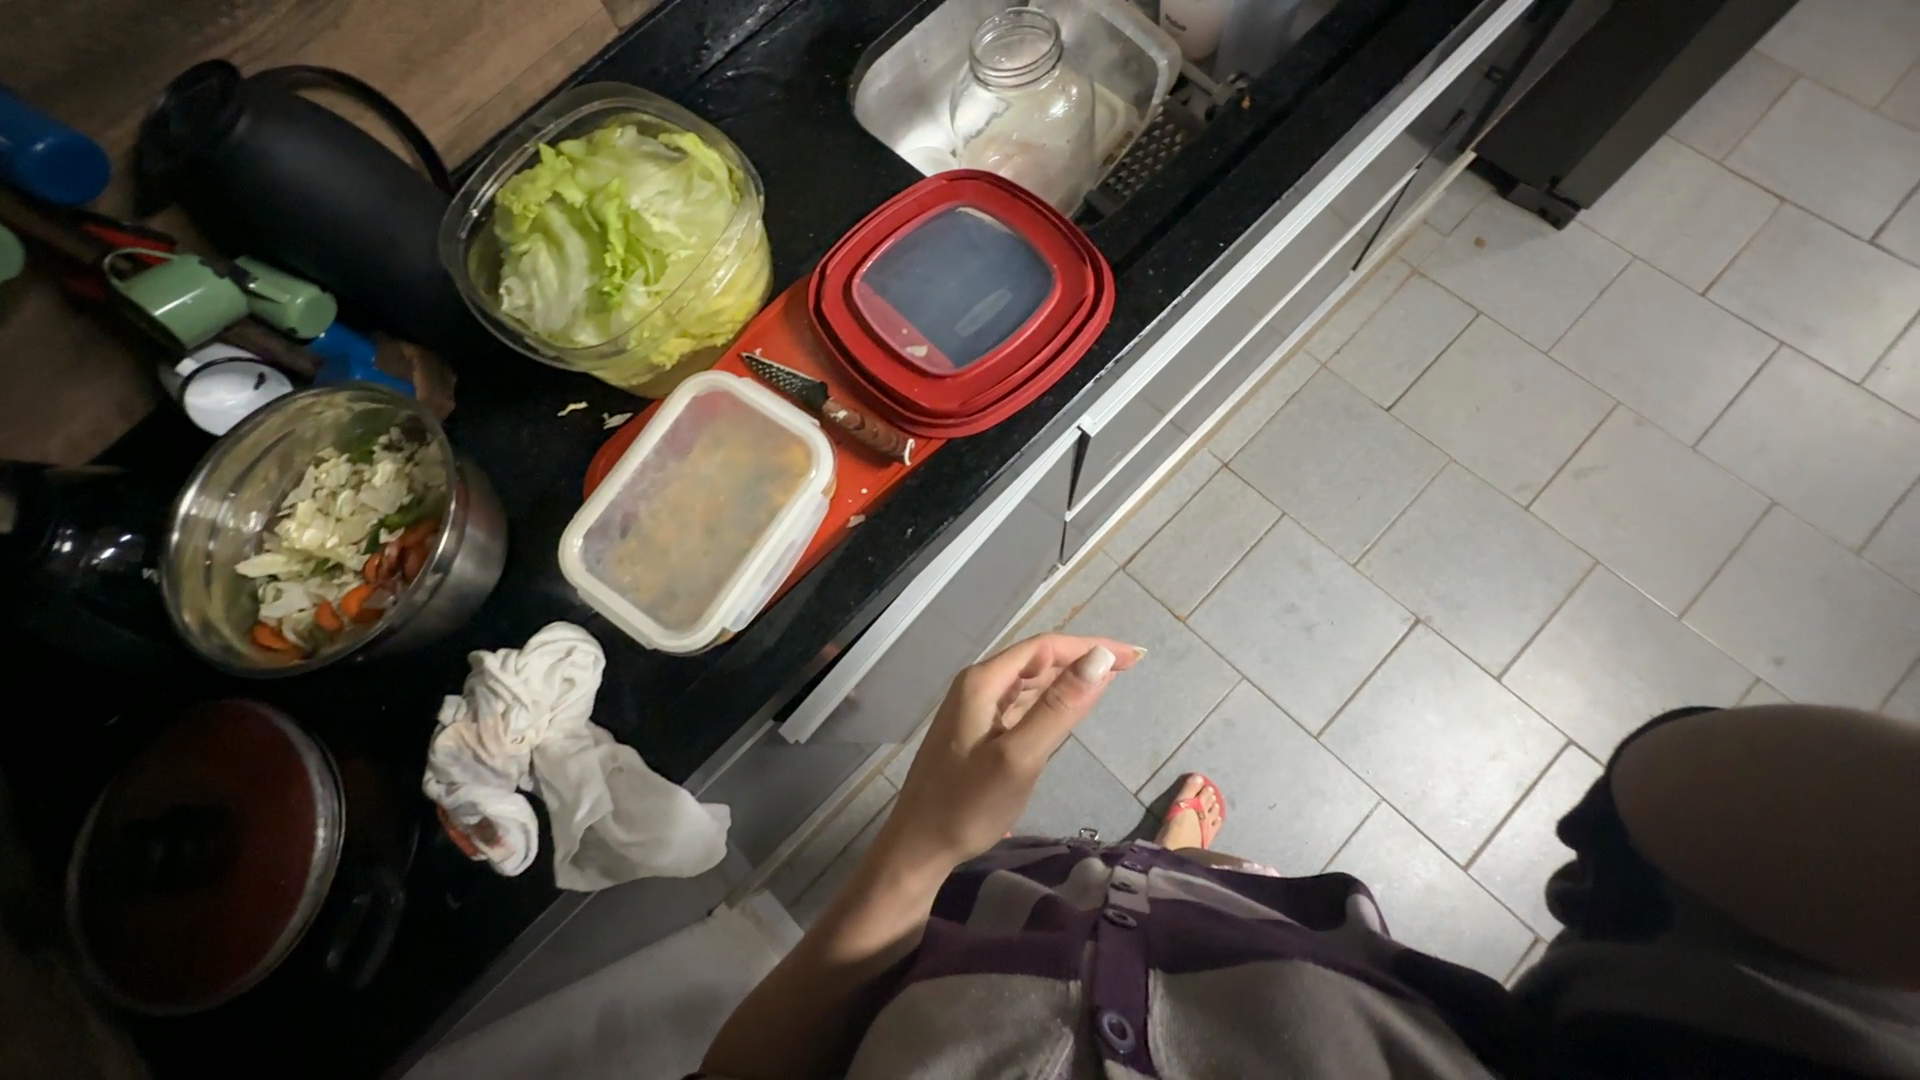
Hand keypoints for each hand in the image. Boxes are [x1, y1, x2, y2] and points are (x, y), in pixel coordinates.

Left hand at [875, 634, 1142, 879]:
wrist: (918, 846)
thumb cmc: (968, 804)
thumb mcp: (1020, 756)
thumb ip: (1059, 707)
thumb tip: (1101, 657)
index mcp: (983, 682)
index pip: (1045, 647)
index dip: (1090, 646)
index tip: (1133, 656)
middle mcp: (976, 685)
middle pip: (1037, 659)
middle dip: (1082, 658)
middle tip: (1130, 666)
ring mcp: (974, 709)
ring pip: (1028, 681)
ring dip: (1066, 678)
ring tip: (1107, 681)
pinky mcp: (977, 731)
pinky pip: (1019, 703)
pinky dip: (1048, 700)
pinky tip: (1065, 708)